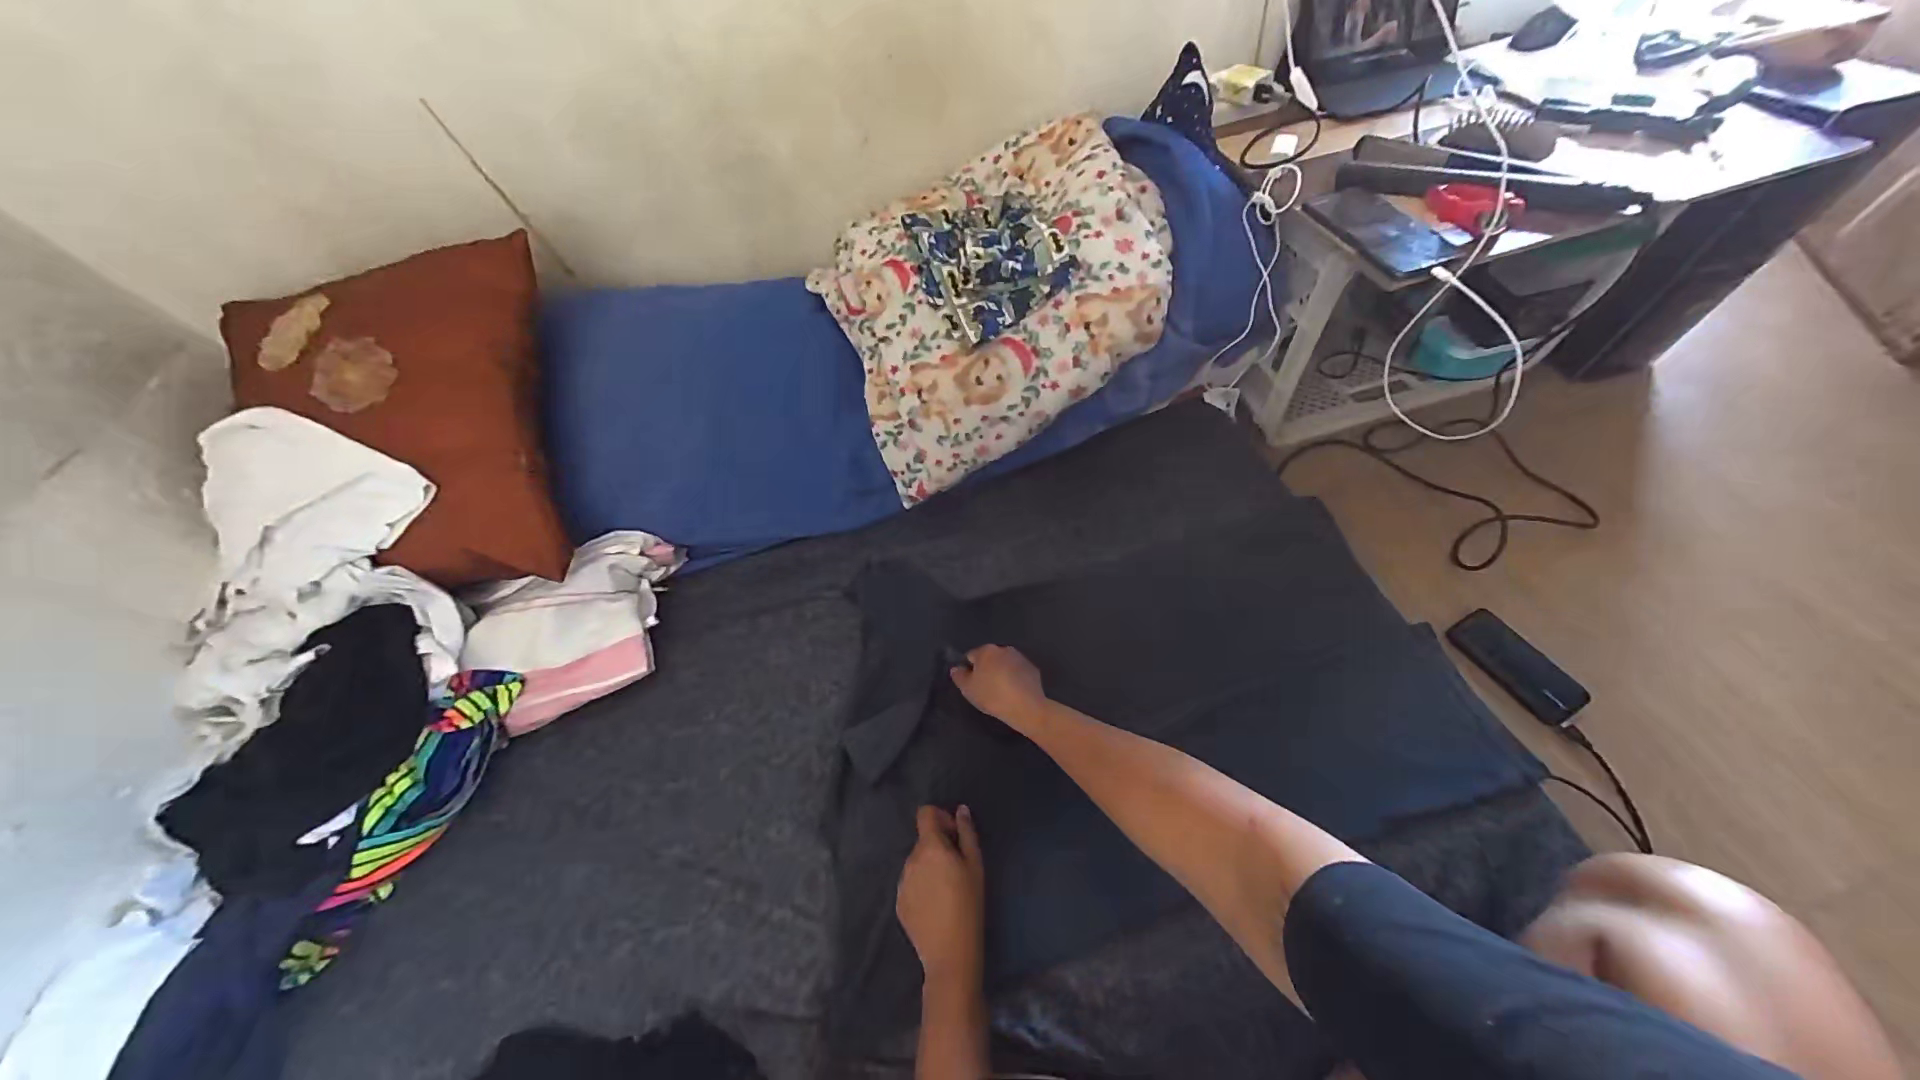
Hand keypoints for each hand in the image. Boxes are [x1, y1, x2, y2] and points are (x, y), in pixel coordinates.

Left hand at [896, 804, 984, 986]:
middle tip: (958, 868)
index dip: (940, 817)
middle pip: (923, 840)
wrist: (950, 953)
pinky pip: (911, 883)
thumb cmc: (969, 905)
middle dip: (939, 845)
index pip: (925, 813)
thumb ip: (967, 833)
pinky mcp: (898, 903)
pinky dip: (922, 886)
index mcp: (929, 847)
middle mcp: (910, 860)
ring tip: (948, 891)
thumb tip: (961, 810)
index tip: (955, 836)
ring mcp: (901, 882)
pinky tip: (936, 907)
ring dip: (930, 866)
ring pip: (917, 863)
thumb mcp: (976, 865)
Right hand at [950, 645, 1047, 727]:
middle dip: (986, 669)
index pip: (971, 656)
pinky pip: (1018, 672)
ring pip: (1004, 664)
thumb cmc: (992, 696)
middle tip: (985, 689)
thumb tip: (956, 668)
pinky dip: (1014, 678)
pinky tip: (1014, 693)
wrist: (1026, 707)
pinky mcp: (1032, 668)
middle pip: (989, 658)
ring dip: (1001, 673)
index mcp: (986, 651)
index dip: (969, 670)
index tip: (972, 684)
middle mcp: (1004, 649)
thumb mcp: (968, 689)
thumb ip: (959, 676)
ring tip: (1000, 692)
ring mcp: (1020, 658)